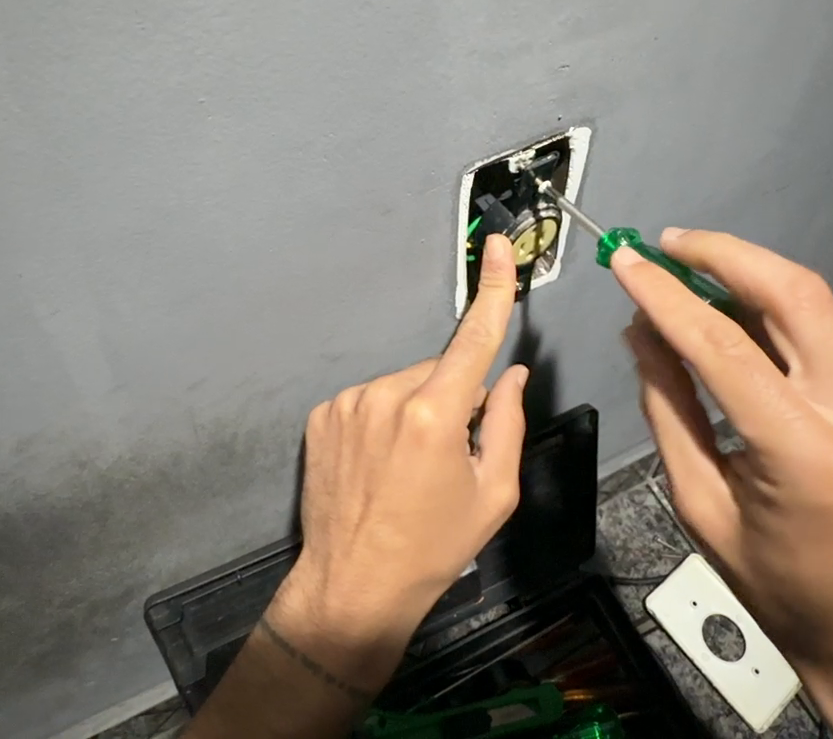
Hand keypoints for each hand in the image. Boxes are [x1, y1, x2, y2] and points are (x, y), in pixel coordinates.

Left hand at [187, 235, 527, 737]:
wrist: (353, 584)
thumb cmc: (435, 546)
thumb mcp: (494, 494)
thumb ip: (507, 422)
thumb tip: (510, 371)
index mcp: (434, 414)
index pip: (472, 340)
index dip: (491, 290)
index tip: (494, 248)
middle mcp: (386, 394)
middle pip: (437, 371)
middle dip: (451, 397)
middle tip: (448, 454)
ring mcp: (347, 402)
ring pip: (402, 385)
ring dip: (415, 409)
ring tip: (407, 466)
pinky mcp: (322, 414)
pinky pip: (369, 399)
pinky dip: (382, 418)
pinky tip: (378, 462)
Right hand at [613, 230, 832, 738]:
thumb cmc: (778, 592)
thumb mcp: (701, 506)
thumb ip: (669, 410)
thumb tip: (642, 335)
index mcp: (807, 457)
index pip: (726, 348)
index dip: (667, 297)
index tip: (625, 263)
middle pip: (797, 296)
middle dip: (725, 254)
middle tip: (665, 243)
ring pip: (815, 307)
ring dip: (746, 273)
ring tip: (684, 264)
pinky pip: (820, 340)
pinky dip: (766, 313)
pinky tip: (724, 312)